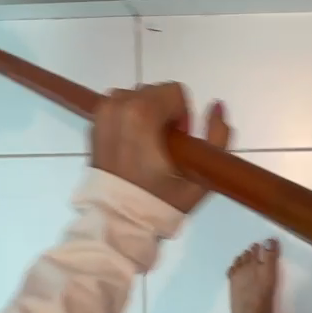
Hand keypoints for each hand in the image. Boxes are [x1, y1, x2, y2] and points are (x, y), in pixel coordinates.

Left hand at [91, 82, 230, 212]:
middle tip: (166, 147)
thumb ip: (218, 137)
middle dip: (165, 114)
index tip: (180, 142)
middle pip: (155, 92)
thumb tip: (216, 105)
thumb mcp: (200, 175)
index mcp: (142, 112)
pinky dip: (129, 120)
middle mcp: (118, 105)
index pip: (175, 92)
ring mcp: (102, 113)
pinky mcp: (93, 124)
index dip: (184, 116)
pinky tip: (133, 148)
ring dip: (147, 115)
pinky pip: (119, 108)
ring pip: (136, 98)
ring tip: (149, 146)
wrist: (118, 220)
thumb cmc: (161, 200)